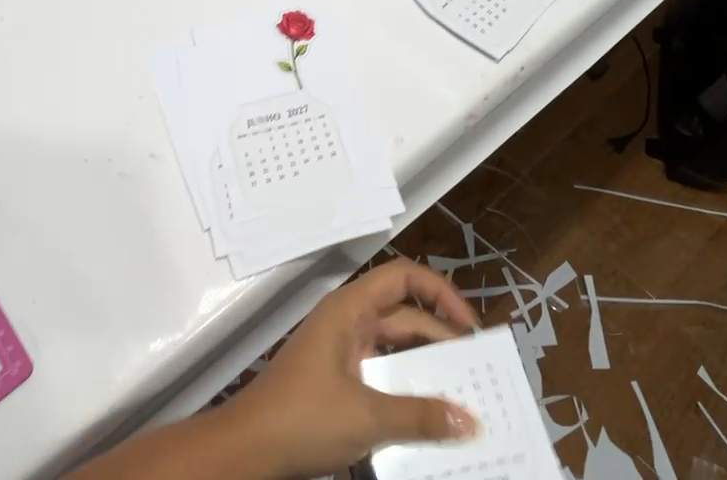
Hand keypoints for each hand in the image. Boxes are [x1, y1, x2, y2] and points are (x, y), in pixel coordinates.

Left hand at [225, 259, 481, 477]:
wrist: (247, 448)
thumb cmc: (303, 417)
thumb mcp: (368, 417)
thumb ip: (421, 416)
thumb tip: (470, 420)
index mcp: (351, 310)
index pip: (404, 278)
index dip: (441, 293)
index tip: (471, 326)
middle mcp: (348, 321)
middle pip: (405, 315)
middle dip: (442, 338)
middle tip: (479, 371)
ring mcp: (342, 350)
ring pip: (395, 348)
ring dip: (426, 368)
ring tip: (464, 395)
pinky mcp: (338, 380)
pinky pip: (382, 373)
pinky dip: (407, 389)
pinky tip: (429, 418)